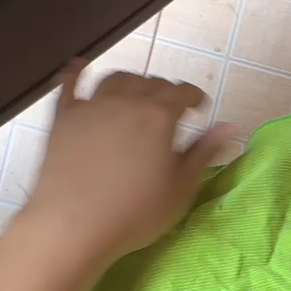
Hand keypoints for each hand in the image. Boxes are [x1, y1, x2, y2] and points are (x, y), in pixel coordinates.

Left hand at [15, 60, 231, 267]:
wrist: (74, 224)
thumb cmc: (135, 213)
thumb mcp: (180, 189)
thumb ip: (203, 153)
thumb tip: (227, 126)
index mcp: (159, 116)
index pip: (182, 93)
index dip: (194, 96)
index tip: (199, 107)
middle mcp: (126, 101)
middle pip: (150, 83)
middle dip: (164, 90)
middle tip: (169, 106)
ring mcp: (92, 106)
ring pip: (115, 79)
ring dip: (130, 81)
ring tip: (135, 93)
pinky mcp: (63, 118)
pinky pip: (70, 85)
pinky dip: (77, 73)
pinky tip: (78, 66)